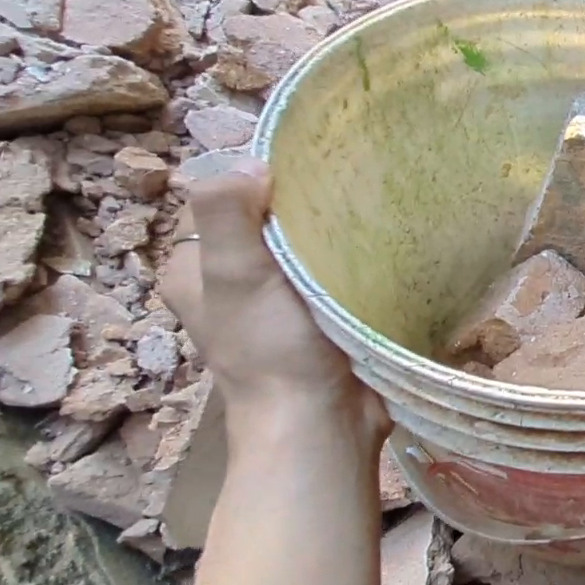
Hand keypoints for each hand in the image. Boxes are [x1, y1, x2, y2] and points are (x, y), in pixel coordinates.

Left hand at [161, 158, 387, 439]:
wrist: (325, 422)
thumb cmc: (273, 350)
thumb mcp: (236, 275)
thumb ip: (227, 214)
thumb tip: (251, 163)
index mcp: (196, 270)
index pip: (230, 204)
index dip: (267, 186)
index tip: (314, 183)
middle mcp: (236, 285)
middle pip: (276, 228)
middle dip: (313, 215)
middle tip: (356, 206)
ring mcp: (285, 307)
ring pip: (315, 253)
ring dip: (345, 243)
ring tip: (379, 230)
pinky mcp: (329, 323)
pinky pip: (346, 279)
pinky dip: (364, 269)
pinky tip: (388, 263)